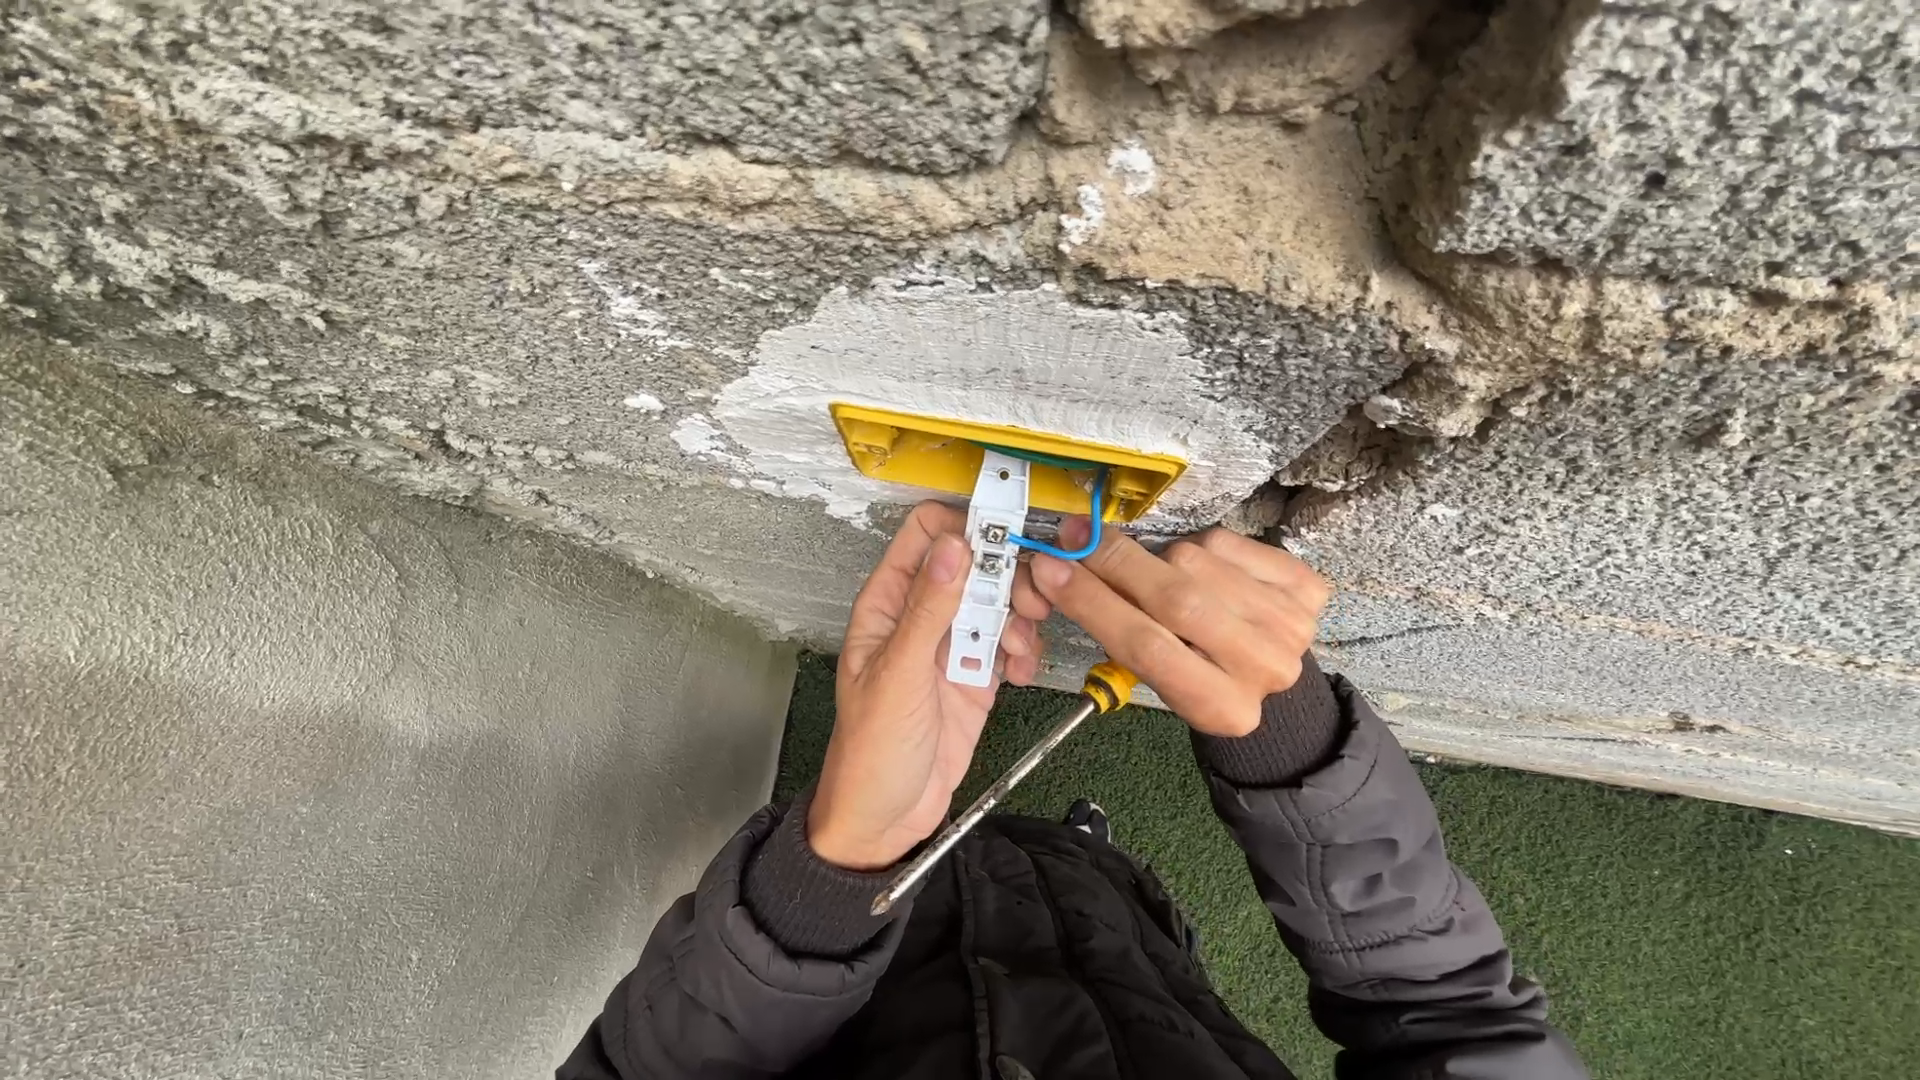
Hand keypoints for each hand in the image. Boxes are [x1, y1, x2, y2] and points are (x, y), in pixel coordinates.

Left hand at [808, 502, 1050, 870]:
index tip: (1007, 535)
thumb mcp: (899, 674)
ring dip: (1019, 616)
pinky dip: (1022, 652)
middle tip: (1030, 601)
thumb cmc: (871, 748)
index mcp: (889, 604)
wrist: (887, 818)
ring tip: (1020, 647)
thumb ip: (928, 609)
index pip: (926, 535)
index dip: (965, 526)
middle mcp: (922, 615)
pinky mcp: (975, 674)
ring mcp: (950, 645)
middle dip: (1007, 575)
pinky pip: (1009, 644)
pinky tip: (1018, 673)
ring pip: (997, 602)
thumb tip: (952, 545)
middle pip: (974, 565)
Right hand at [1028, 521, 1330, 736]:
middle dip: (1114, 561)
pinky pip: (1230, 541)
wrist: (1268, 672)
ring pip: (1199, 560)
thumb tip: (1065, 568)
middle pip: (1175, 599)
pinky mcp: (1307, 587)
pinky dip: (1201, 543)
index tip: (1051, 567)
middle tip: (1077, 537)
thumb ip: (1121, 629)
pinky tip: (1201, 564)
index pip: (1143, 645)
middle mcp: (1263, 668)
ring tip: (1156, 569)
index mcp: (1219, 706)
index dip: (1091, 601)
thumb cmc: (1197, 673)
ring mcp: (1292, 625)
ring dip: (1161, 555)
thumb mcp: (1157, 675)